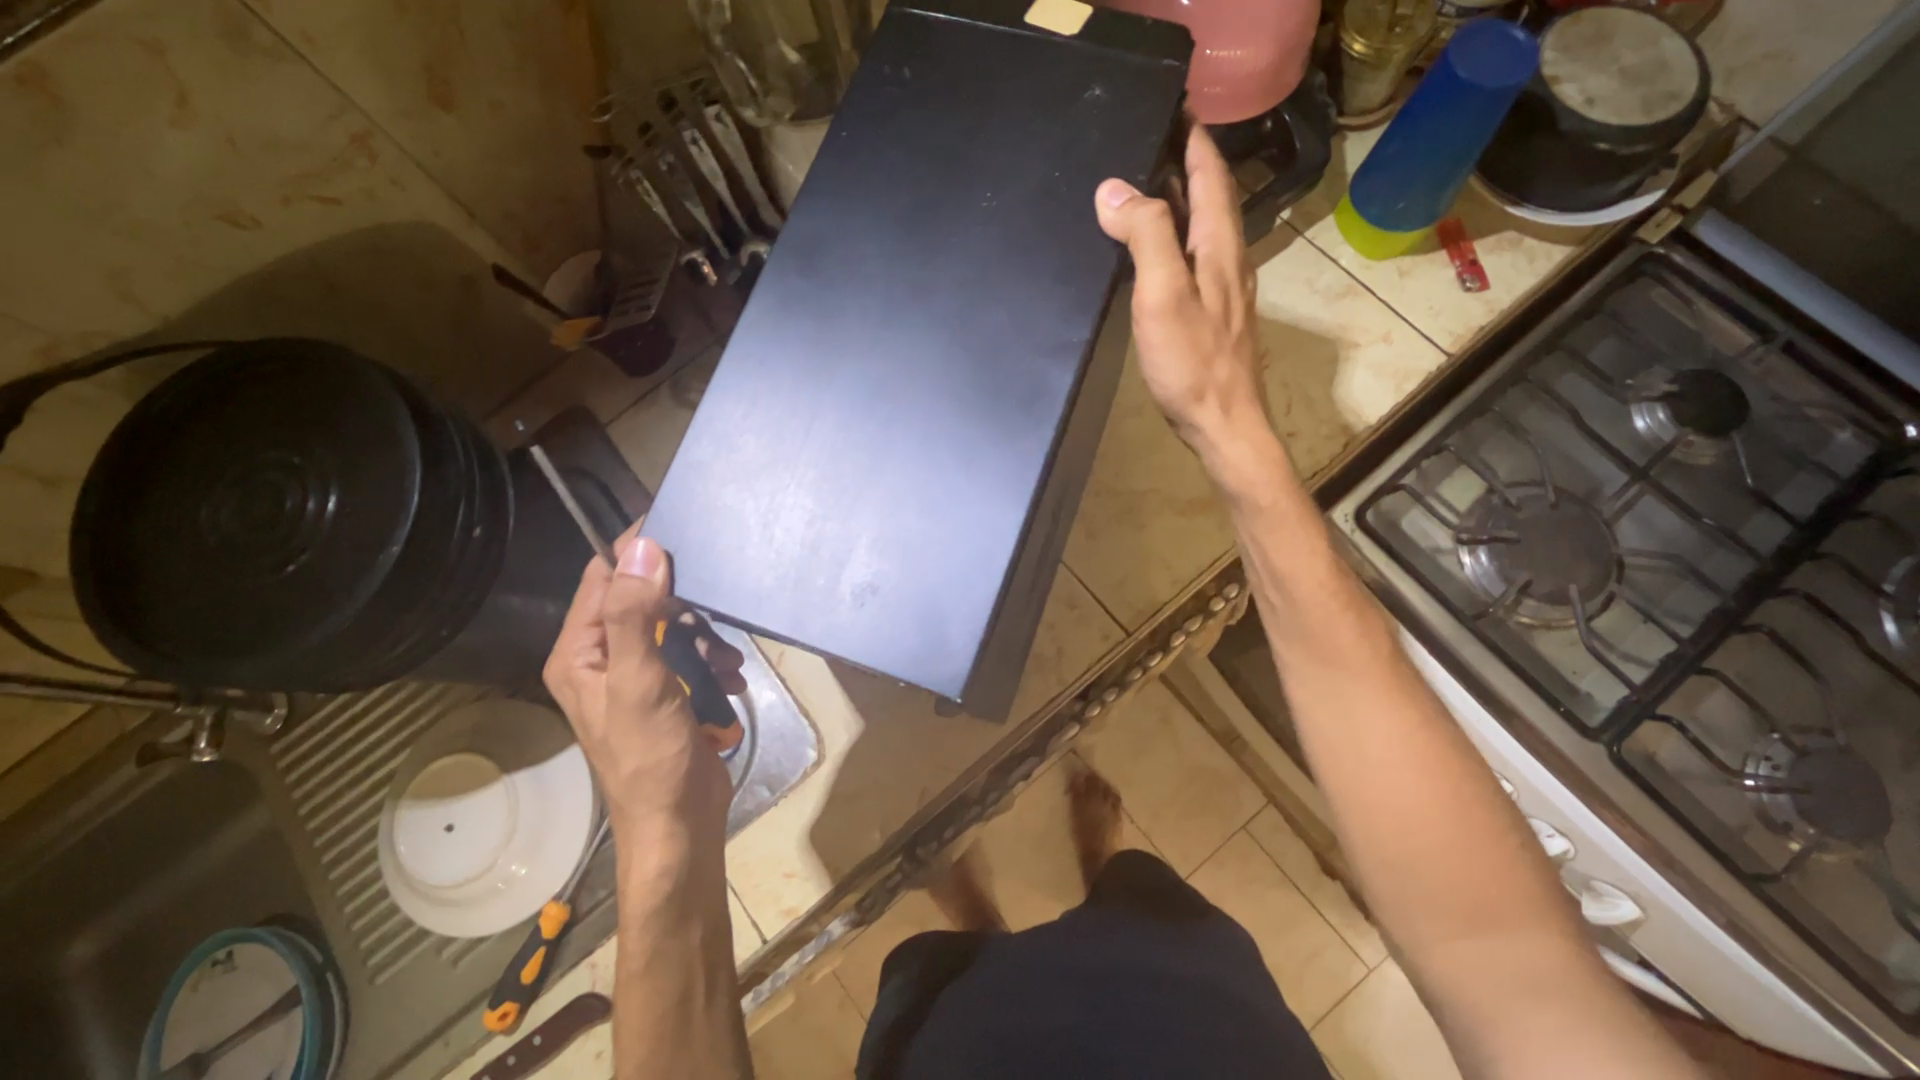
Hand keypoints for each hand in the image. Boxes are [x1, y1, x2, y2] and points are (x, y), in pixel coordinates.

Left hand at [543, 525, 745, 844]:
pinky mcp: (668, 696)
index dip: (636, 552)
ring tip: (728, 662)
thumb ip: (635, 614)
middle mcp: (602, 660)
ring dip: (705, 638)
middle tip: (714, 608)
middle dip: (683, 605)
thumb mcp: (640, 681)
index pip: (602, 578)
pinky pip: (691, 659)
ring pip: (673, 629)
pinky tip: (731, 682)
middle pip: (643, 601)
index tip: (679, 530)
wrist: (678, 824)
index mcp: (579, 654)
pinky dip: (713, 664)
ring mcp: (637, 679)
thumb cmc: (651, 756)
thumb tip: (644, 548)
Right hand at [1094, 124, 1272, 469]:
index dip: (1194, 139)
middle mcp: (1228, 260)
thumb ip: (1146, 236)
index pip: (1211, 174)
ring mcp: (1223, 289)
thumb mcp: (1163, 294)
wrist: (1223, 424)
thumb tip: (1114, 189)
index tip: (1173, 110)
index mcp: (1220, 246)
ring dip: (1179, 201)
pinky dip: (1173, 239)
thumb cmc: (1193, 362)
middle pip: (1210, 197)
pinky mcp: (1212, 315)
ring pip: (1202, 229)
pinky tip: (1154, 251)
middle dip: (1184, 163)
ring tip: (1145, 184)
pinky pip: (1192, 259)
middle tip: (1148, 141)